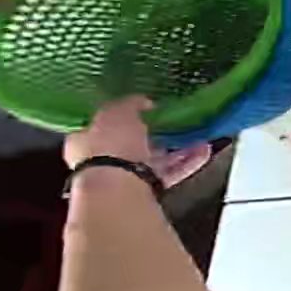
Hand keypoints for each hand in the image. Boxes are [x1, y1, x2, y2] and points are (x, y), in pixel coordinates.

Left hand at [64, 97, 212, 187]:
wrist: (119, 187)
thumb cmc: (110, 146)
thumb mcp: (116, 113)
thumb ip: (130, 104)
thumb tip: (143, 101)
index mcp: (85, 141)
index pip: (103, 125)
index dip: (123, 116)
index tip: (145, 109)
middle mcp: (102, 160)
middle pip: (133, 143)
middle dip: (157, 133)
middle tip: (176, 122)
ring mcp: (127, 176)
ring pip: (157, 158)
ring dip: (179, 148)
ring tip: (200, 135)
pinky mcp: (149, 189)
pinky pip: (172, 172)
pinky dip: (189, 161)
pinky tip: (205, 150)